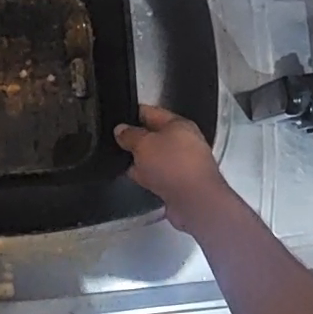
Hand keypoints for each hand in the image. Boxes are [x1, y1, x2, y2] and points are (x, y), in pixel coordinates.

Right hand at [114, 105, 234, 232]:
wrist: (195, 201)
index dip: (133, 114)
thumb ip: (129, 135)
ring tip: (123, 162)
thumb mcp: (143, 144)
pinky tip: (137, 179)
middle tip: (117, 142)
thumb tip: (121, 130)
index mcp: (179, 124)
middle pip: (155, 136)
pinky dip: (149, 177)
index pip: (152, 113)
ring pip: (157, 158)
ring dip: (142, 161)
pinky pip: (160, 176)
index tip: (118, 118)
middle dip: (137, 140)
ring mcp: (185, 164)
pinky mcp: (182, 184)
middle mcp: (185, 142)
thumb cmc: (173, 165)